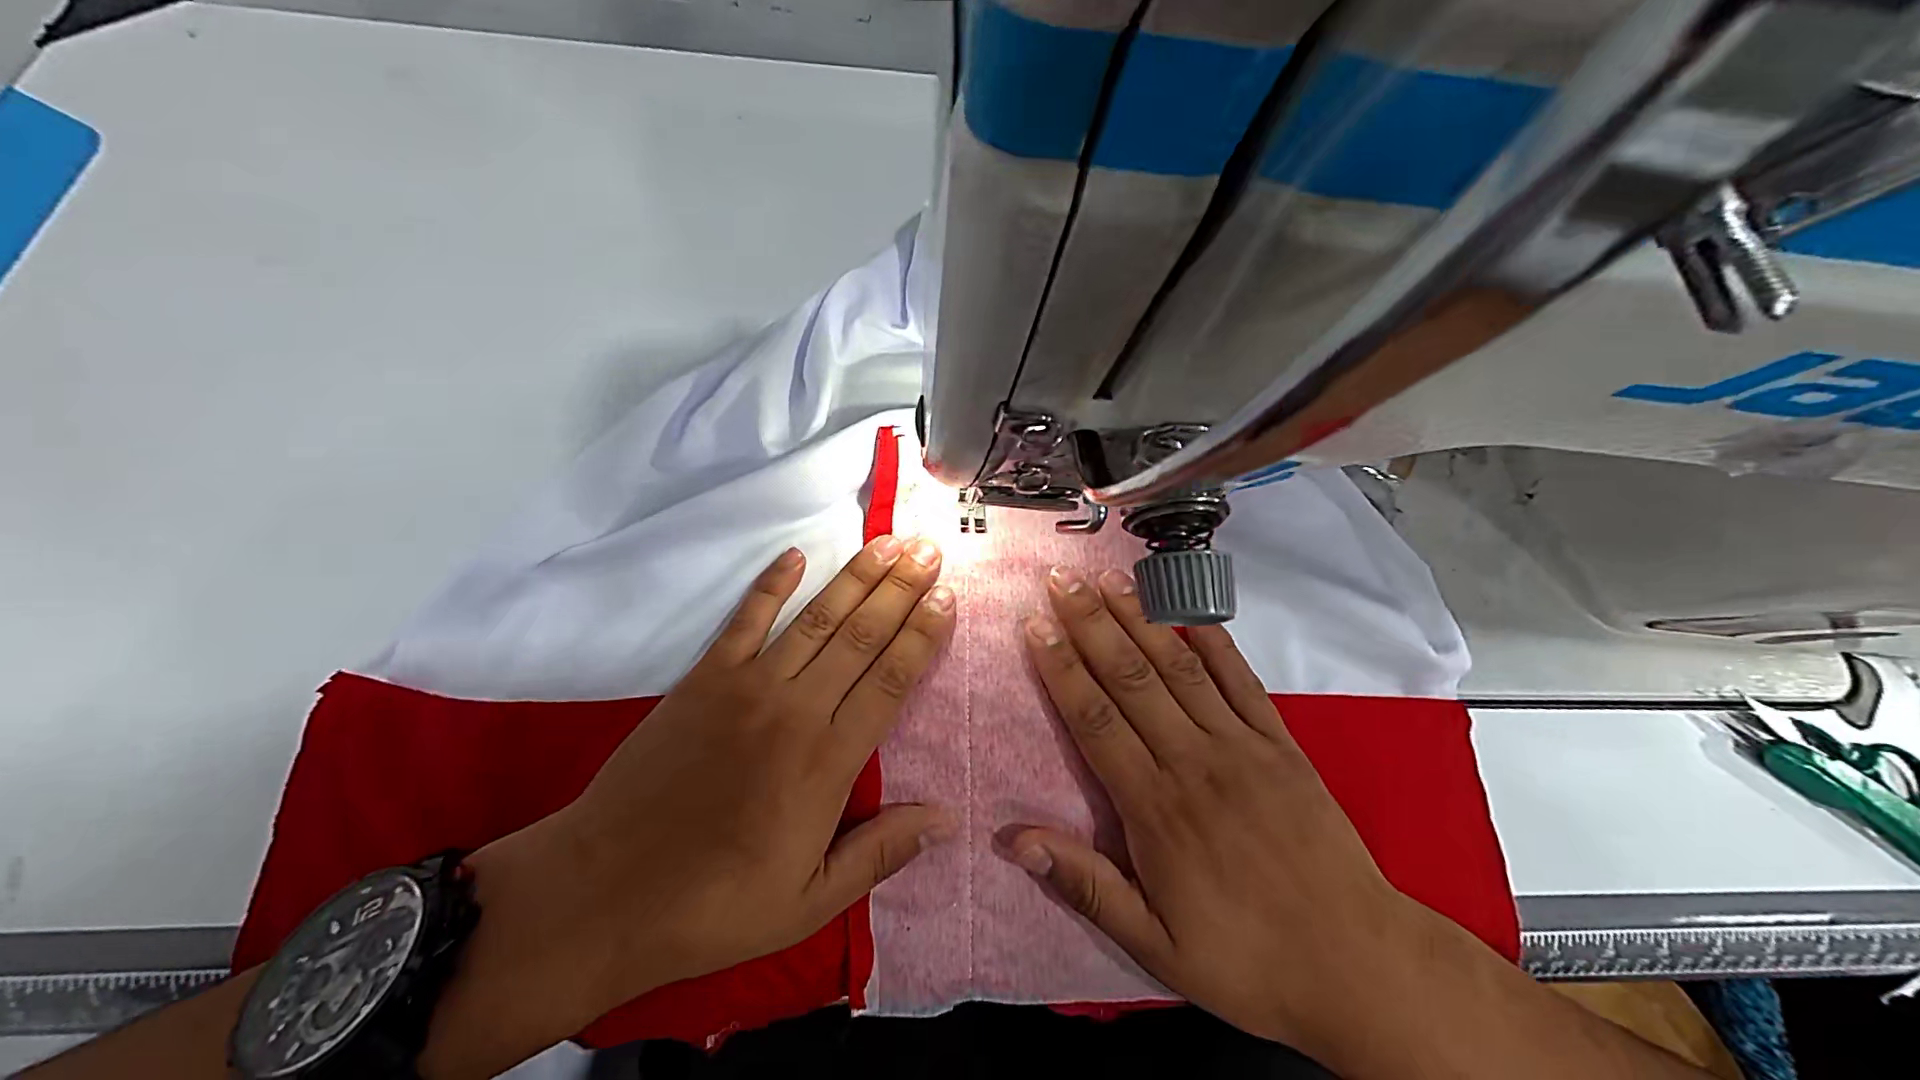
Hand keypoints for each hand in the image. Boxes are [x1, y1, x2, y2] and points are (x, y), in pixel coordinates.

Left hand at [423, 537, 956, 1075]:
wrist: (603, 892)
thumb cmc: (715, 904)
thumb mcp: (808, 902)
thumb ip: (880, 853)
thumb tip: (946, 819)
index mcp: (827, 762)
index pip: (891, 682)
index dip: (923, 635)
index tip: (947, 597)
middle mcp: (794, 711)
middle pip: (861, 637)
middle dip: (901, 590)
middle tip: (929, 550)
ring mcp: (745, 688)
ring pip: (816, 620)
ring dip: (855, 578)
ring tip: (888, 544)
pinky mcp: (702, 680)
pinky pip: (744, 620)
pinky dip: (770, 584)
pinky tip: (795, 554)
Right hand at [1004, 567, 1720, 1079]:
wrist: (1360, 964)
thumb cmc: (1247, 959)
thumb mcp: (1155, 946)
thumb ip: (1085, 884)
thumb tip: (1014, 839)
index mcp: (1157, 808)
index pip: (1095, 720)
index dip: (1061, 668)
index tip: (1036, 625)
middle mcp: (1195, 762)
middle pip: (1131, 679)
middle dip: (1090, 624)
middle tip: (1061, 580)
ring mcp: (1242, 747)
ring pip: (1179, 669)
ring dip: (1141, 620)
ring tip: (1108, 581)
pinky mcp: (1282, 745)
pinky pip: (1242, 681)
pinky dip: (1213, 642)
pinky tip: (1188, 613)